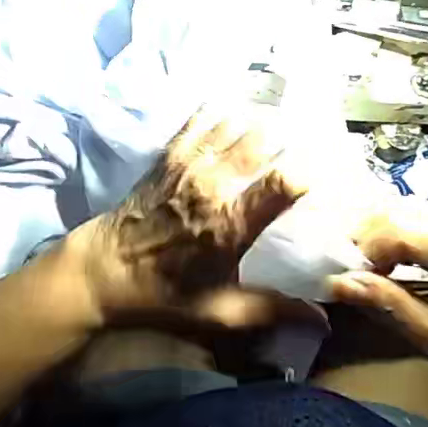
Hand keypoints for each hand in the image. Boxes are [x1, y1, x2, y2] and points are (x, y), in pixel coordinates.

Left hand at [64, 109, 312, 329]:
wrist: (103, 270)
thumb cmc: (165, 293)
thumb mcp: (219, 312)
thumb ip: (271, 310)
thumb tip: (323, 321)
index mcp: (230, 223)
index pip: (280, 184)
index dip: (305, 172)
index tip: (320, 171)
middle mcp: (212, 185)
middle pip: (258, 142)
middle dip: (284, 139)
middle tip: (305, 138)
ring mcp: (189, 165)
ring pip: (232, 127)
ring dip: (256, 122)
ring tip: (278, 120)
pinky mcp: (169, 156)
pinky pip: (199, 122)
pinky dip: (218, 113)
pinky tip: (233, 106)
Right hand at [326, 203, 427, 416]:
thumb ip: (392, 308)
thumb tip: (336, 282)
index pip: (399, 232)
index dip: (361, 254)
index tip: (335, 283)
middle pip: (395, 215)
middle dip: (362, 245)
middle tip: (339, 279)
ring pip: (398, 213)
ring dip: (372, 241)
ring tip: (355, 275)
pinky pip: (411, 221)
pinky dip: (388, 241)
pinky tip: (378, 267)